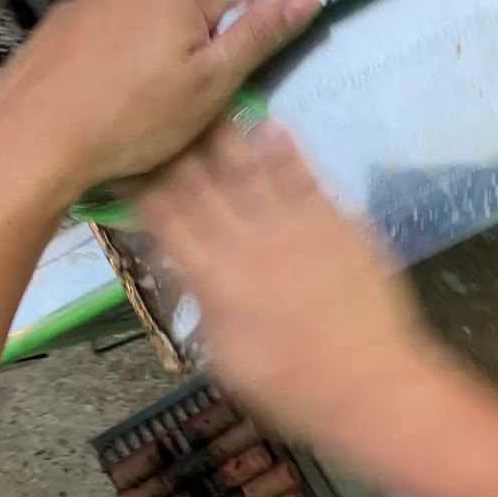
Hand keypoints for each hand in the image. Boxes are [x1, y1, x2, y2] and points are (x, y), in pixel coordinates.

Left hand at [0, 0, 320, 193]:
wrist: (35, 139)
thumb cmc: (136, 117)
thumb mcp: (211, 84)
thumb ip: (259, 36)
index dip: (236, 45)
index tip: (221, 88)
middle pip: (186, 10)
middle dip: (193, 48)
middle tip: (183, 105)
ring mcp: (88, 0)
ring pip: (143, 24)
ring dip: (153, 54)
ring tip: (140, 107)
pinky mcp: (56, 26)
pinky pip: (104, 37)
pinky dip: (113, 61)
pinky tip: (104, 100)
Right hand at [140, 125, 440, 446]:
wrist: (369, 386)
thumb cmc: (292, 390)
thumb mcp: (227, 360)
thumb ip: (205, 308)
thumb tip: (190, 272)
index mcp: (214, 281)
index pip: (167, 221)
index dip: (143, 190)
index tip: (128, 166)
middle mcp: (248, 243)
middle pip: (202, 186)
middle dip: (176, 152)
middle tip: (160, 120)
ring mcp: (295, 227)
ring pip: (251, 170)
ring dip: (225, 137)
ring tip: (205, 106)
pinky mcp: (337, 222)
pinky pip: (306, 177)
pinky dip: (287, 149)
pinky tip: (269, 122)